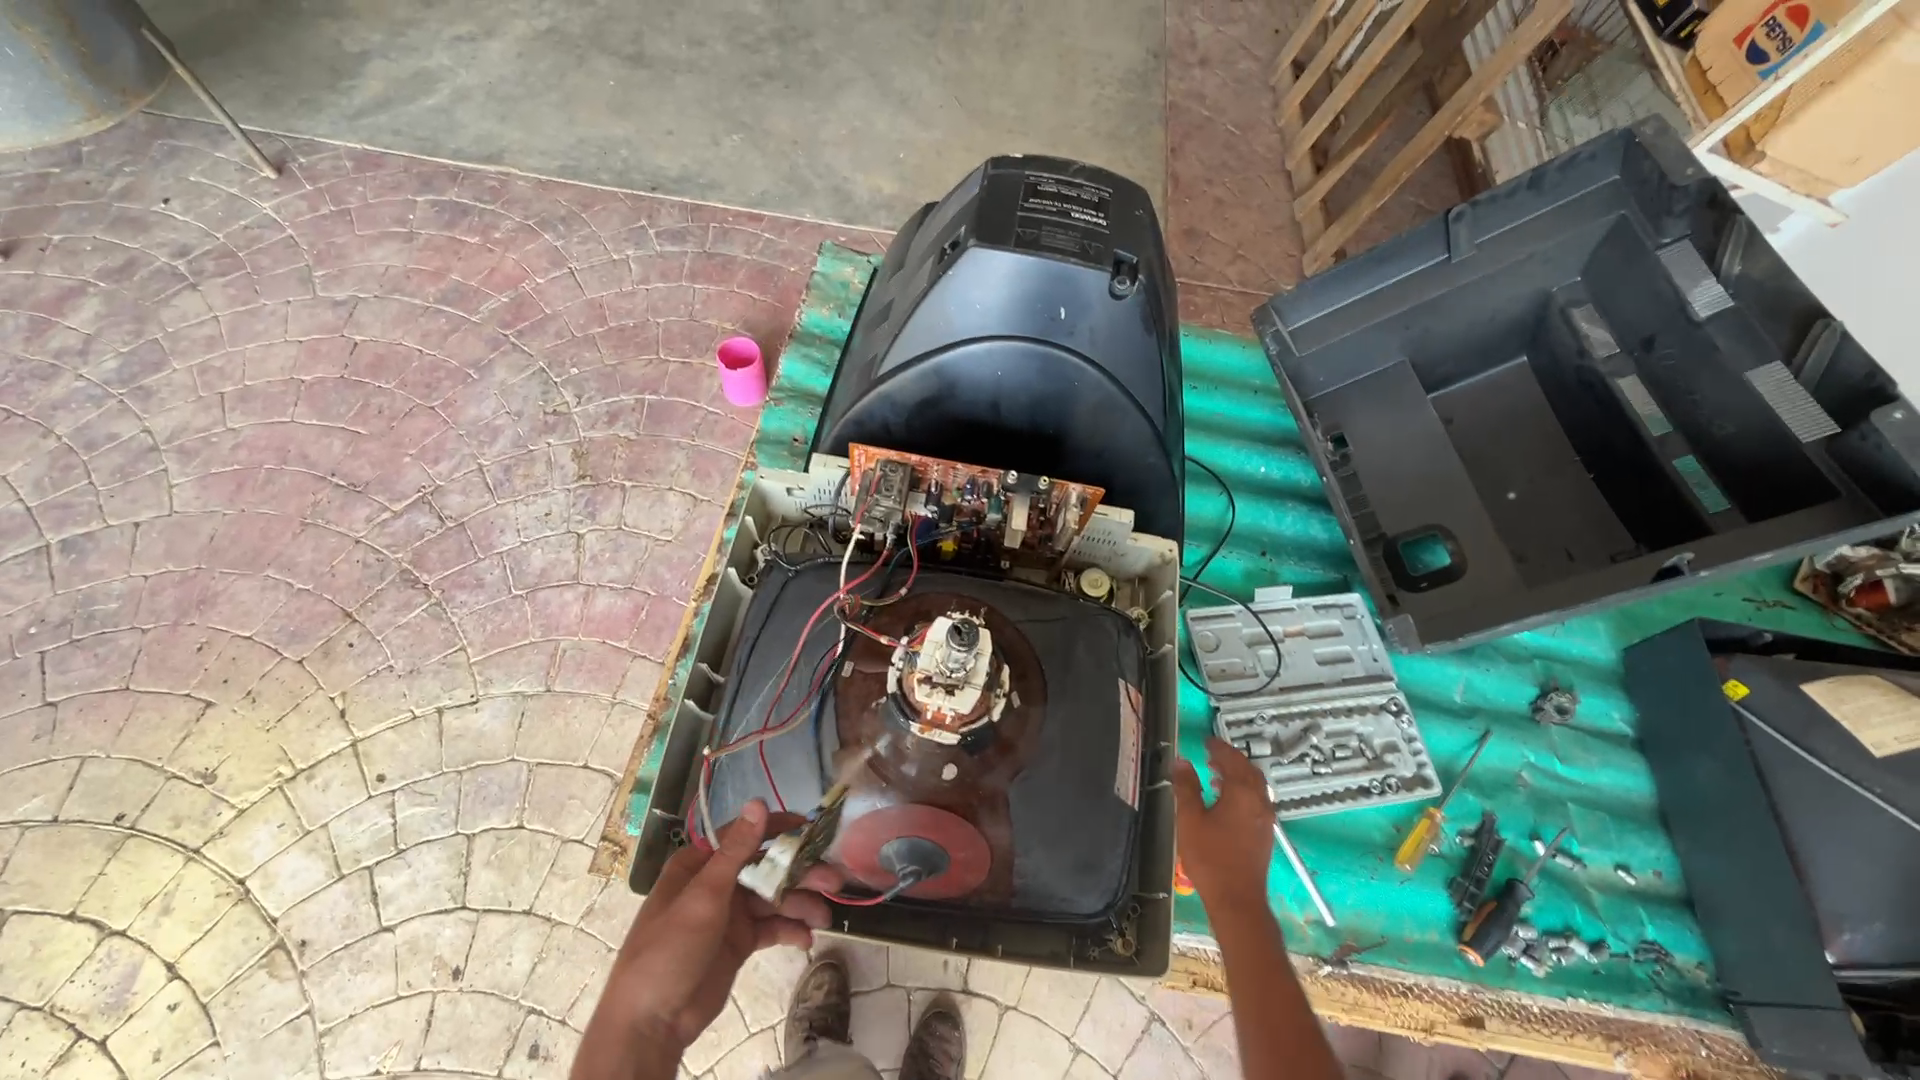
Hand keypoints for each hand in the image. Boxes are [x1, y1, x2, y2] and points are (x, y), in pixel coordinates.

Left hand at [584, 800, 841, 1066]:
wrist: (651, 1021)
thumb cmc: (670, 948)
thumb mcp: (704, 896)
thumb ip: (736, 850)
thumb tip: (758, 801)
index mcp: (700, 864)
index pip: (745, 835)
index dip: (779, 829)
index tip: (814, 828)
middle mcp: (716, 883)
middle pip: (766, 868)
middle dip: (799, 873)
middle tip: (834, 880)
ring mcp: (729, 914)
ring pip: (773, 898)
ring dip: (800, 904)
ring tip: (824, 917)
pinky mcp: (739, 942)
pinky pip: (771, 927)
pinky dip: (790, 930)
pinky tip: (806, 939)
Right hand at [1171, 737, 1274, 909]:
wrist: (1237, 898)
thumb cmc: (1210, 858)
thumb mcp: (1190, 819)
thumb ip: (1186, 787)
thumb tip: (1182, 761)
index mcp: (1242, 793)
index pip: (1231, 760)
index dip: (1218, 748)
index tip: (1206, 741)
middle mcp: (1259, 801)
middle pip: (1248, 770)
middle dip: (1231, 759)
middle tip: (1212, 754)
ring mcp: (1265, 818)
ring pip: (1255, 785)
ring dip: (1238, 774)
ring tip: (1216, 774)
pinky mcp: (1264, 833)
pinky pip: (1257, 800)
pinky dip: (1243, 790)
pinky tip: (1227, 800)